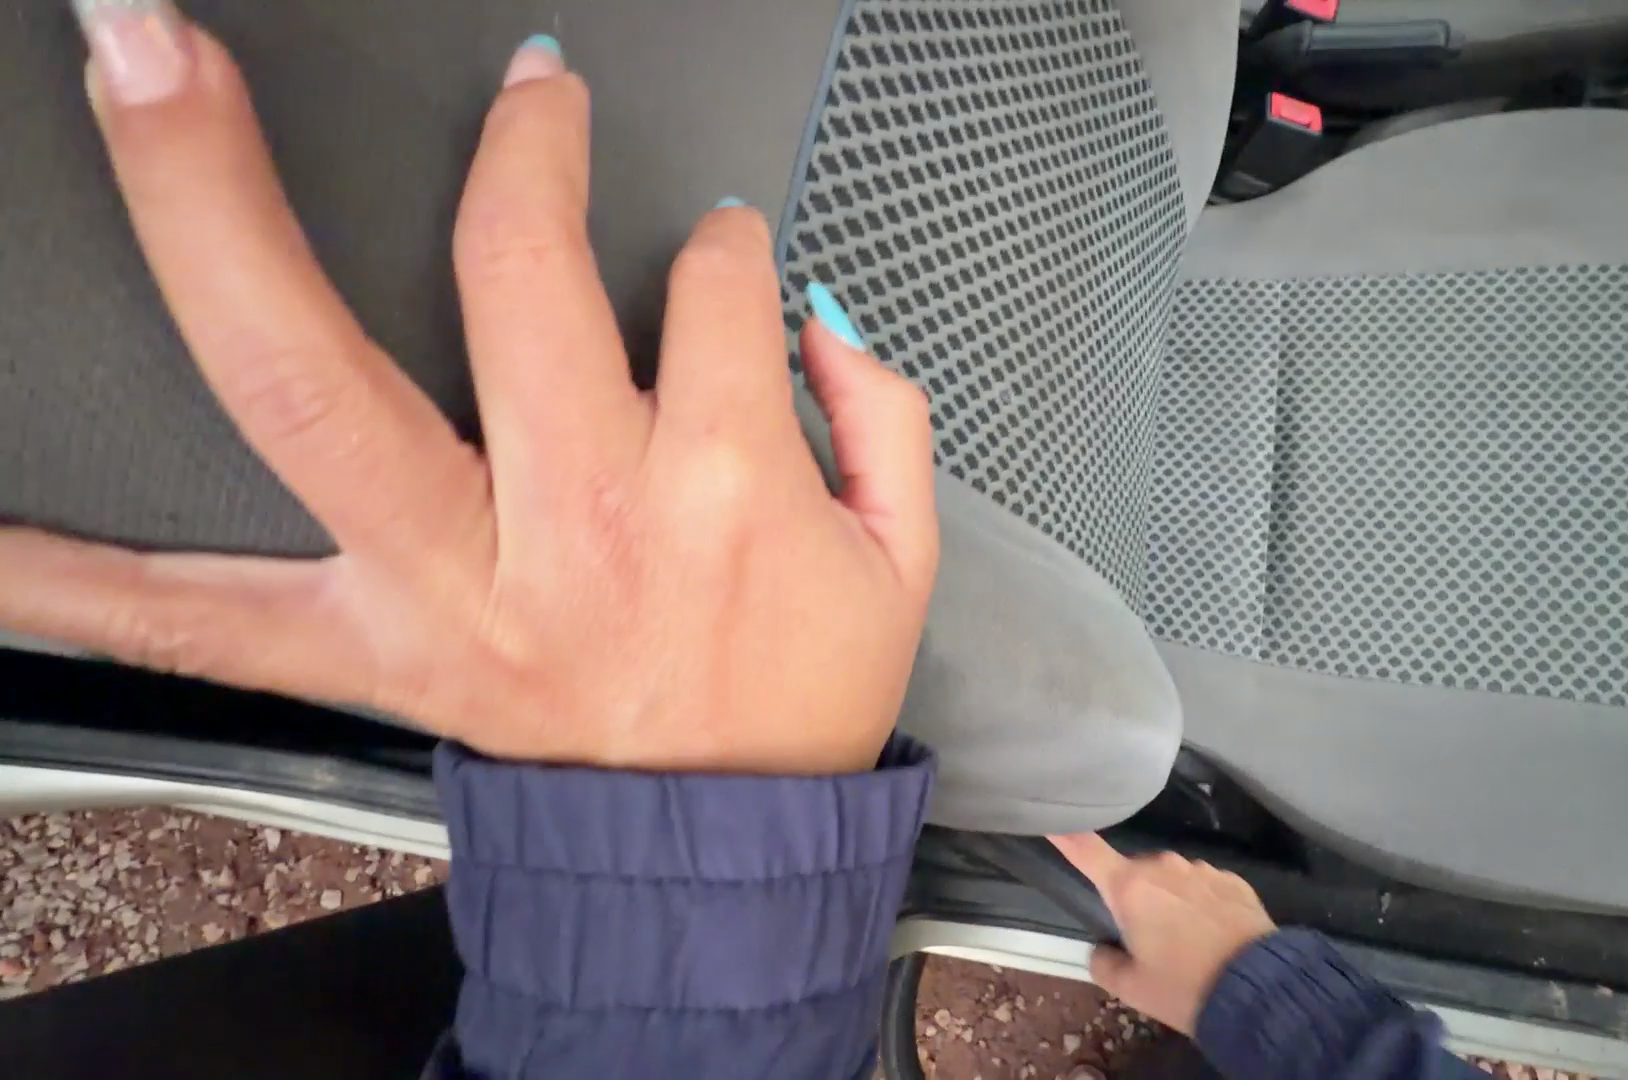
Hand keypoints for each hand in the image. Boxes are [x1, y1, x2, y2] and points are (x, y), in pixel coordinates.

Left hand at [0, 13, 937, 774]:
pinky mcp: (397, 651)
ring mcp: (470, 579)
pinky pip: (212, 615)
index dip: (728, 248)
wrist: (740, 829)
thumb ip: (886, 419)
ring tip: (155, 71)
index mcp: (729, 485)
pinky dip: (84, 565)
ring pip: (311, 375)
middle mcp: (590, 512)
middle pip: (515, 270)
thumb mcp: (903, 555)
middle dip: (524, 150)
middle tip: (532, 93)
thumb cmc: (815, 694)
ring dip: (221, 208)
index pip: (713, 292)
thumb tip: (823, 328)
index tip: (727, 248)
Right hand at [1051, 833, 1277, 1034]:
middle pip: (1135, 874)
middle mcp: (1161, 865)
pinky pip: (1205, 886)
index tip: (1052, 815)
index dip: (1065, 833)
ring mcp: (1199, 868)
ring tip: (1191, 941)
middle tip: (1150, 938)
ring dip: (1172, 900)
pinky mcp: (1233, 879)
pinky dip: (1204, 905)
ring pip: (1172, 879)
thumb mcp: (1133, 989)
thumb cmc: (1185, 986)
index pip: (1086, 850)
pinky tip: (1217, 935)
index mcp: (1129, 886)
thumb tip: (1101, 950)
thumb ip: (1104, 964)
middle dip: (1137, 897)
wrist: (1260, 990)